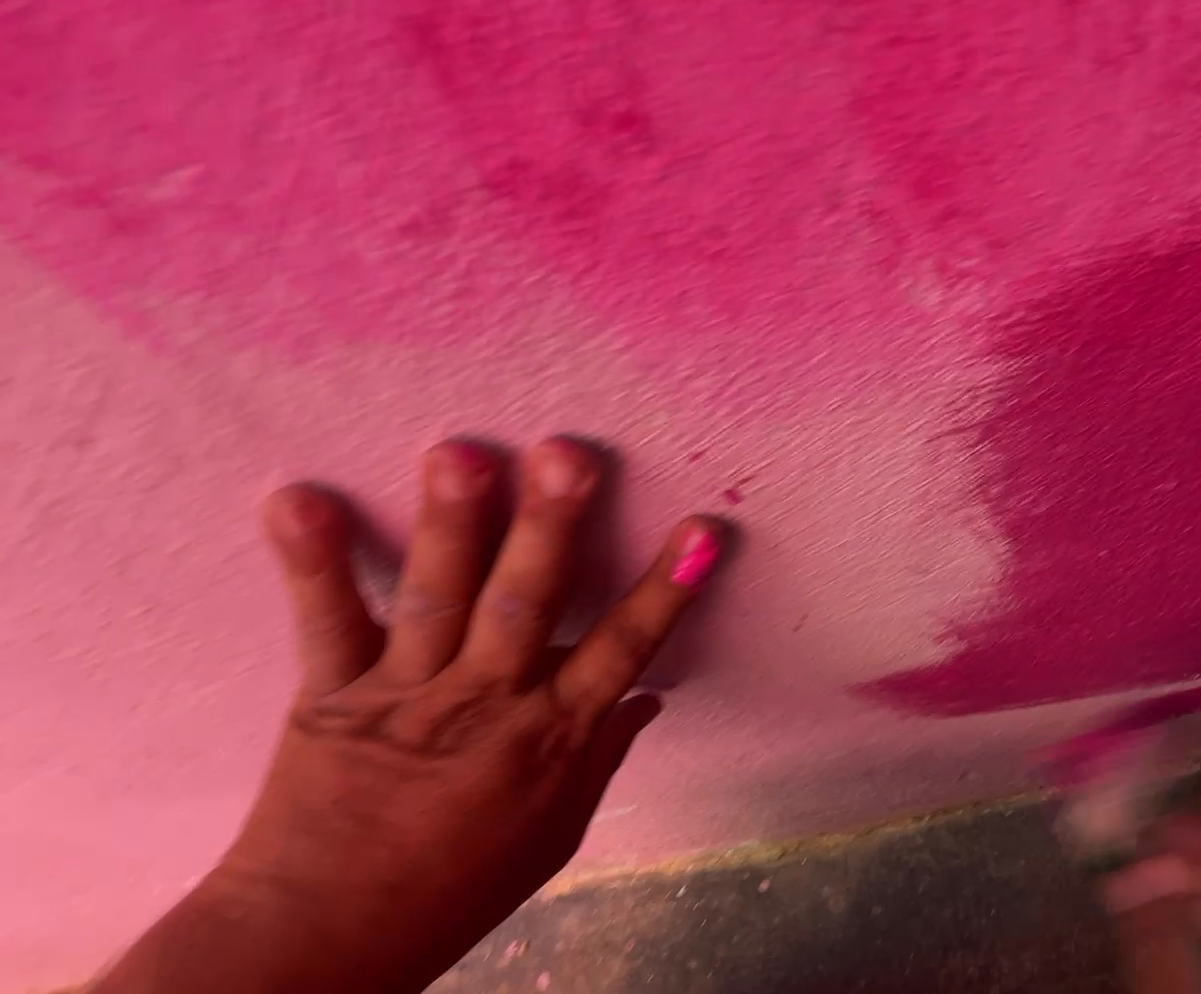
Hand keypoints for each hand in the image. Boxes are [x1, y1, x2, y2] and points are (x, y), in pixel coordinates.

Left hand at [95, 437, 724, 993]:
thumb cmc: (460, 886)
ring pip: (438, 599)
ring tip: (461, 453)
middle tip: (567, 457)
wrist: (320, 946)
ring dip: (452, 524)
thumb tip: (648, 695)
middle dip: (551, 528)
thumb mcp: (557, 831)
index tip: (702, 530)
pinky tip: (301, 497)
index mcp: (551, 737)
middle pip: (524, 605)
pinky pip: (325, 623)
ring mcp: (406, 696)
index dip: (668, 588)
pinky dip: (312, 561)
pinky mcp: (330, 696)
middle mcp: (486, 705)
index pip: (625, 649)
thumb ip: (603, 753)